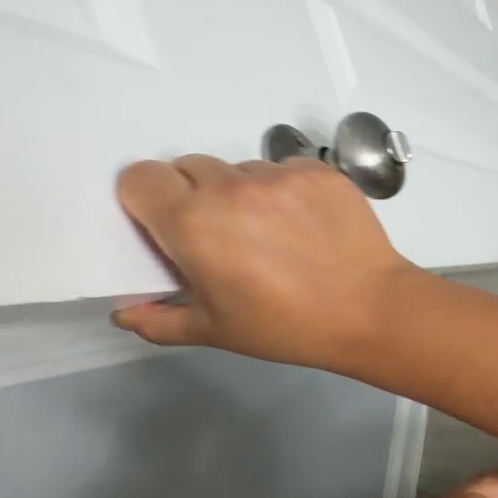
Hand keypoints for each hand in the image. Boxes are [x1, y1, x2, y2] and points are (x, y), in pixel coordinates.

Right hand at [111, 155, 417, 367]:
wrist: (372, 310)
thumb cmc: (288, 325)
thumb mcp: (216, 330)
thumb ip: (160, 319)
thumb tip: (125, 312)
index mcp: (192, 221)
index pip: (141, 178)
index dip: (149, 200)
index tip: (168, 226)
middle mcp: (232, 187)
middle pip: (190, 167)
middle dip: (195, 195)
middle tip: (223, 234)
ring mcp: (282, 176)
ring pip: (242, 168)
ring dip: (244, 192)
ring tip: (273, 233)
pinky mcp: (323, 173)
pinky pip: (288, 168)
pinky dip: (288, 189)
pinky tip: (307, 224)